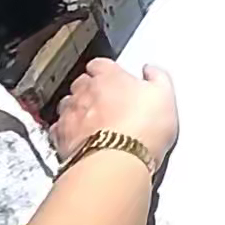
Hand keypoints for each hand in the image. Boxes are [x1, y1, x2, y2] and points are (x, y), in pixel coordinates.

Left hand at [52, 58, 178, 166]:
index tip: (116, 76)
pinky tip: (82, 137)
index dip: (107, 70)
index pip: (101, 64)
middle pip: (81, 83)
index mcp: (110, 77)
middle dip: (91, 88)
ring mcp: (71, 116)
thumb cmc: (143, 127)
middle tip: (109, 98)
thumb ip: (158, 77)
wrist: (118, 161)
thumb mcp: (165, 95)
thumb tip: (152, 71)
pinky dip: (68, 131)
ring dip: (78, 108)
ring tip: (96, 119)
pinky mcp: (61, 140)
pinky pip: (59, 130)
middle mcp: (85, 92)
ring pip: (67, 105)